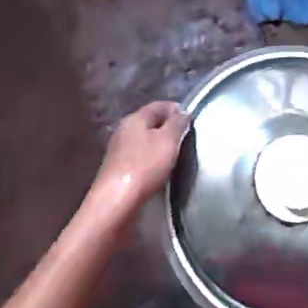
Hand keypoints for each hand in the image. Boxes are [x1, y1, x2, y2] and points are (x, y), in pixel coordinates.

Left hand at [89, 101, 189, 215]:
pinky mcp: (117, 169)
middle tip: (185, 137)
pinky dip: (150, 158)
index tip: (191, 119)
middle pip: (150, 122)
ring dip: (159, 144)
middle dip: (168, 126)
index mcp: (135, 118)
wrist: (115, 202)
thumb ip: (178, 124)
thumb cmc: (144, 166)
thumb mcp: (168, 141)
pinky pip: (139, 156)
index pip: (158, 105)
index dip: (176, 109)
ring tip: (175, 153)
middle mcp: (124, 130)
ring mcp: (118, 150)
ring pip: (144, 140)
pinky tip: (159, 169)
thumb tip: (184, 112)